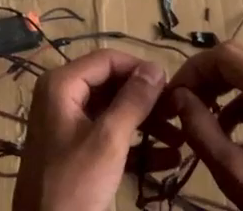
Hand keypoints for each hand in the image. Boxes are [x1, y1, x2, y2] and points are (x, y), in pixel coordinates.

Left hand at [14, 49, 167, 210]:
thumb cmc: (74, 183)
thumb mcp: (108, 141)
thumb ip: (133, 102)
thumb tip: (156, 67)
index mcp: (62, 84)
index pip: (107, 60)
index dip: (140, 69)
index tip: (173, 86)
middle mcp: (62, 96)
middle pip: (111, 85)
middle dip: (146, 100)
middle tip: (180, 114)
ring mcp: (67, 123)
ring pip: (113, 112)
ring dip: (146, 125)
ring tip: (180, 139)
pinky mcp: (75, 149)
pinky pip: (108, 136)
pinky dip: (134, 146)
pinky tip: (167, 160)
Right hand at [159, 42, 242, 210]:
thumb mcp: (233, 171)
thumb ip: (200, 128)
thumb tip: (178, 97)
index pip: (223, 55)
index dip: (193, 69)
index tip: (172, 94)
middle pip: (237, 57)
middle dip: (205, 75)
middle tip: (183, 101)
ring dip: (222, 85)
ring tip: (200, 113)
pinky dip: (241, 98)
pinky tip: (228, 127)